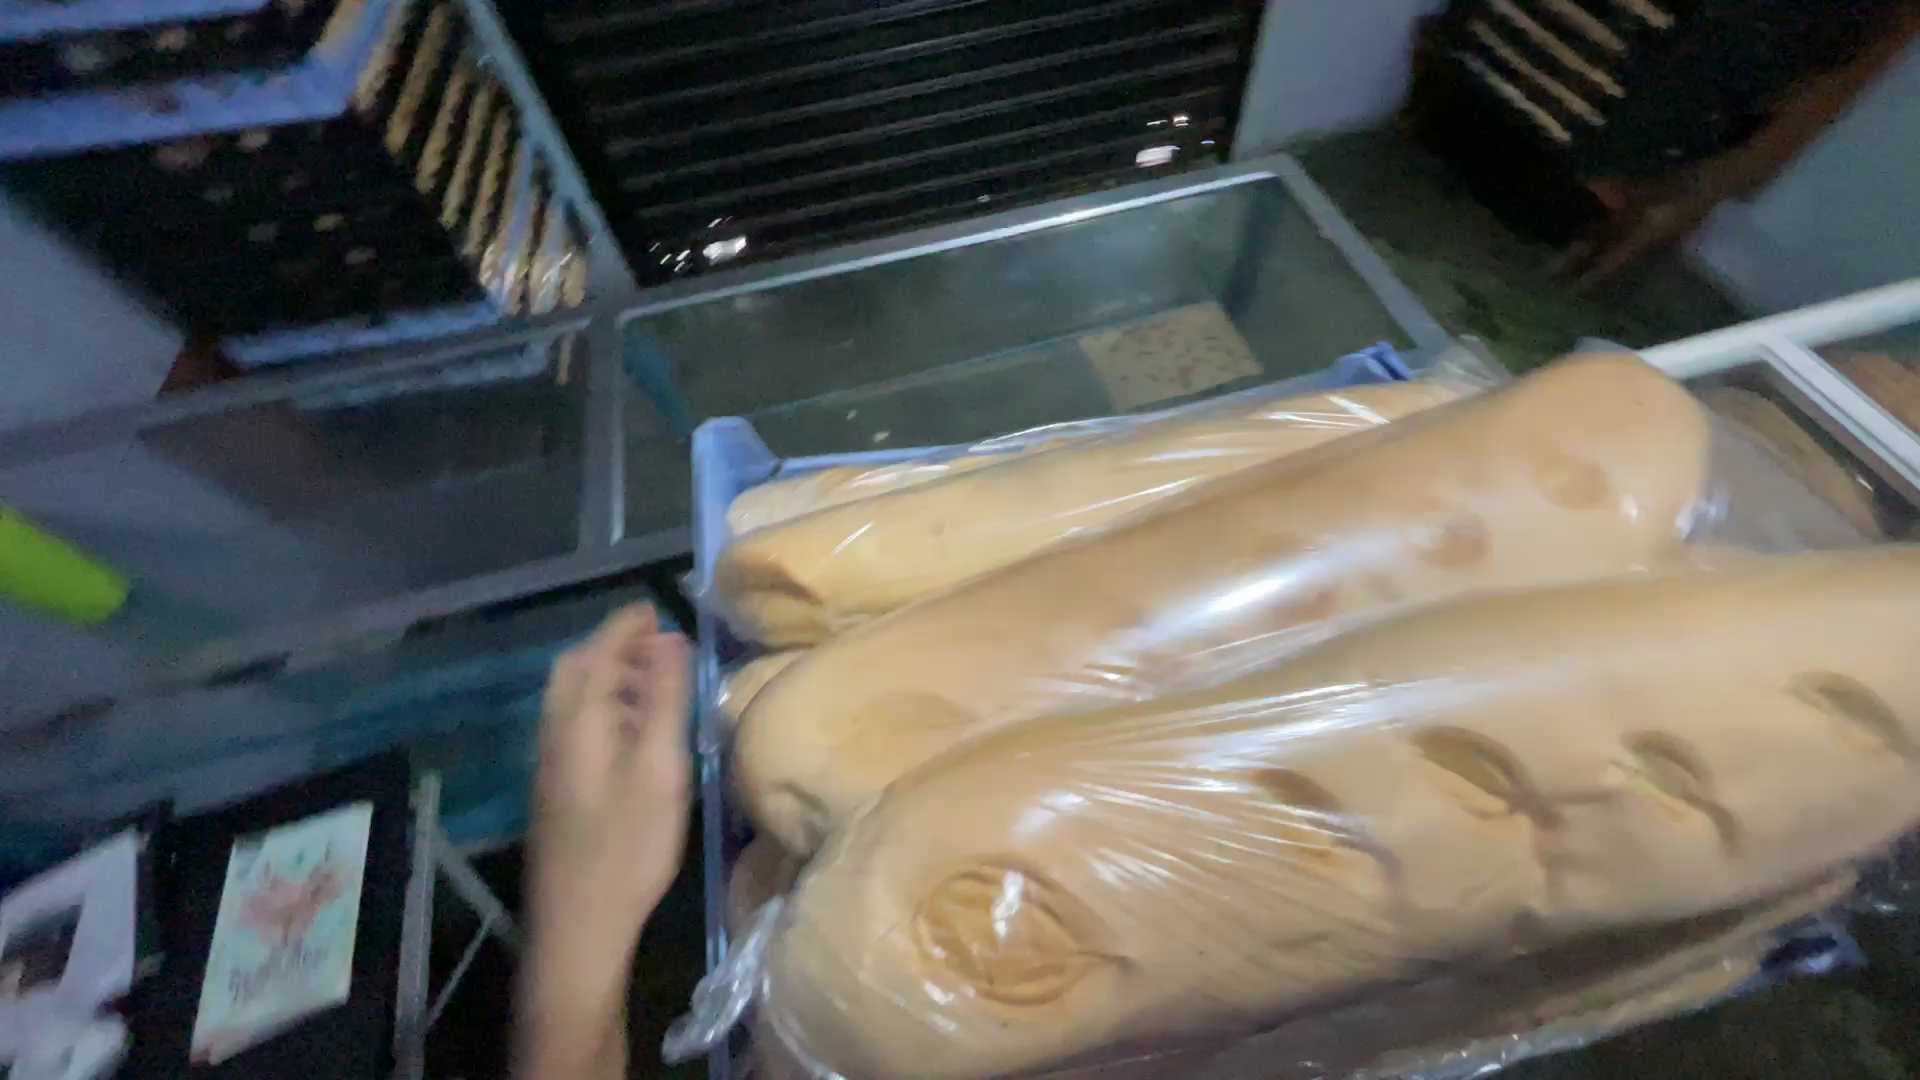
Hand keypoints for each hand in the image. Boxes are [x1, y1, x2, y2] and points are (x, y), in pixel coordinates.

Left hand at [528, 605, 691, 950]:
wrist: (579, 925)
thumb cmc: (627, 842)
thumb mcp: (659, 764)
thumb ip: (664, 698)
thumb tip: (669, 638)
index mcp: (579, 721)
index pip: (597, 652)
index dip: (625, 625)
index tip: (656, 608)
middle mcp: (557, 734)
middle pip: (575, 670)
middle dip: (613, 644)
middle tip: (656, 639)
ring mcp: (553, 763)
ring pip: (574, 698)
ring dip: (610, 673)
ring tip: (656, 675)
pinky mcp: (560, 787)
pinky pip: (579, 722)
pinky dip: (607, 703)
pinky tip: (637, 725)